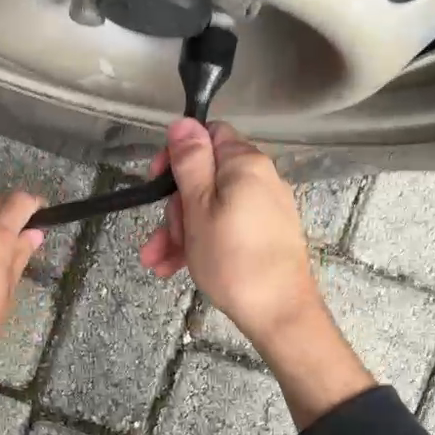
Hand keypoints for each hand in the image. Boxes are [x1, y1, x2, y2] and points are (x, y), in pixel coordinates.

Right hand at [138, 119, 322, 349]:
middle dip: (174, 207)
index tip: (156, 182)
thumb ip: (190, 162)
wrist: (278, 312)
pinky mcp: (264, 236)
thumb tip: (183, 122)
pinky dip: (200, 244)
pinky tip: (175, 268)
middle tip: (161, 236)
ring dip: (179, 233)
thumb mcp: (198, 208)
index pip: (208, 137)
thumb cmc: (232, 259)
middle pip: (205, 178)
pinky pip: (224, 229)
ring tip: (156, 262)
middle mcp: (259, 179)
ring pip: (210, 209)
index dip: (177, 156)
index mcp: (244, 164)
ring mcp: (263, 209)